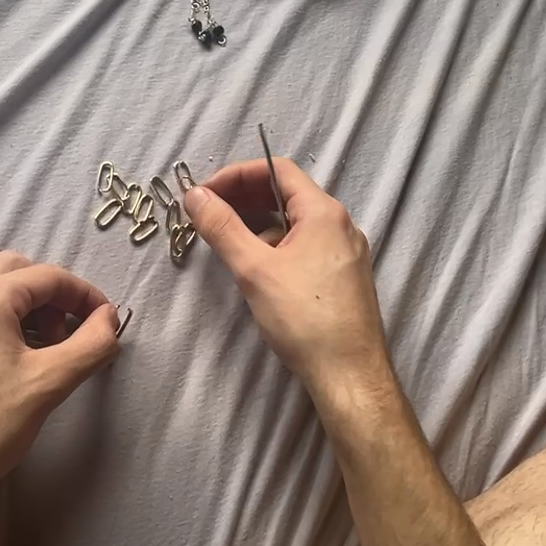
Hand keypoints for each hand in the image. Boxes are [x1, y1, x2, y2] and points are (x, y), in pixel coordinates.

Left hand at [0, 251, 124, 514]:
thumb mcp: (48, 386)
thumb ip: (90, 345)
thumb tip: (109, 319)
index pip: (49, 276)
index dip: (85, 295)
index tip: (104, 322)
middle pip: (13, 272)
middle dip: (49, 295)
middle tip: (65, 335)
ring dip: (19, 311)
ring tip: (34, 356)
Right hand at [185, 158, 392, 405]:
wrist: (350, 376)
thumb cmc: (304, 319)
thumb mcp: (254, 269)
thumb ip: (222, 227)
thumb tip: (195, 195)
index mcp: (324, 212)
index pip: (278, 169)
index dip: (238, 174)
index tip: (206, 192)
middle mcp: (340, 224)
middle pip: (288, 193)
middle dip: (245, 197)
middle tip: (209, 212)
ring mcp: (346, 251)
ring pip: (295, 222)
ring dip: (260, 223)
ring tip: (228, 242)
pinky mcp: (344, 276)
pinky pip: (306, 245)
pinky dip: (278, 246)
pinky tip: (259, 270)